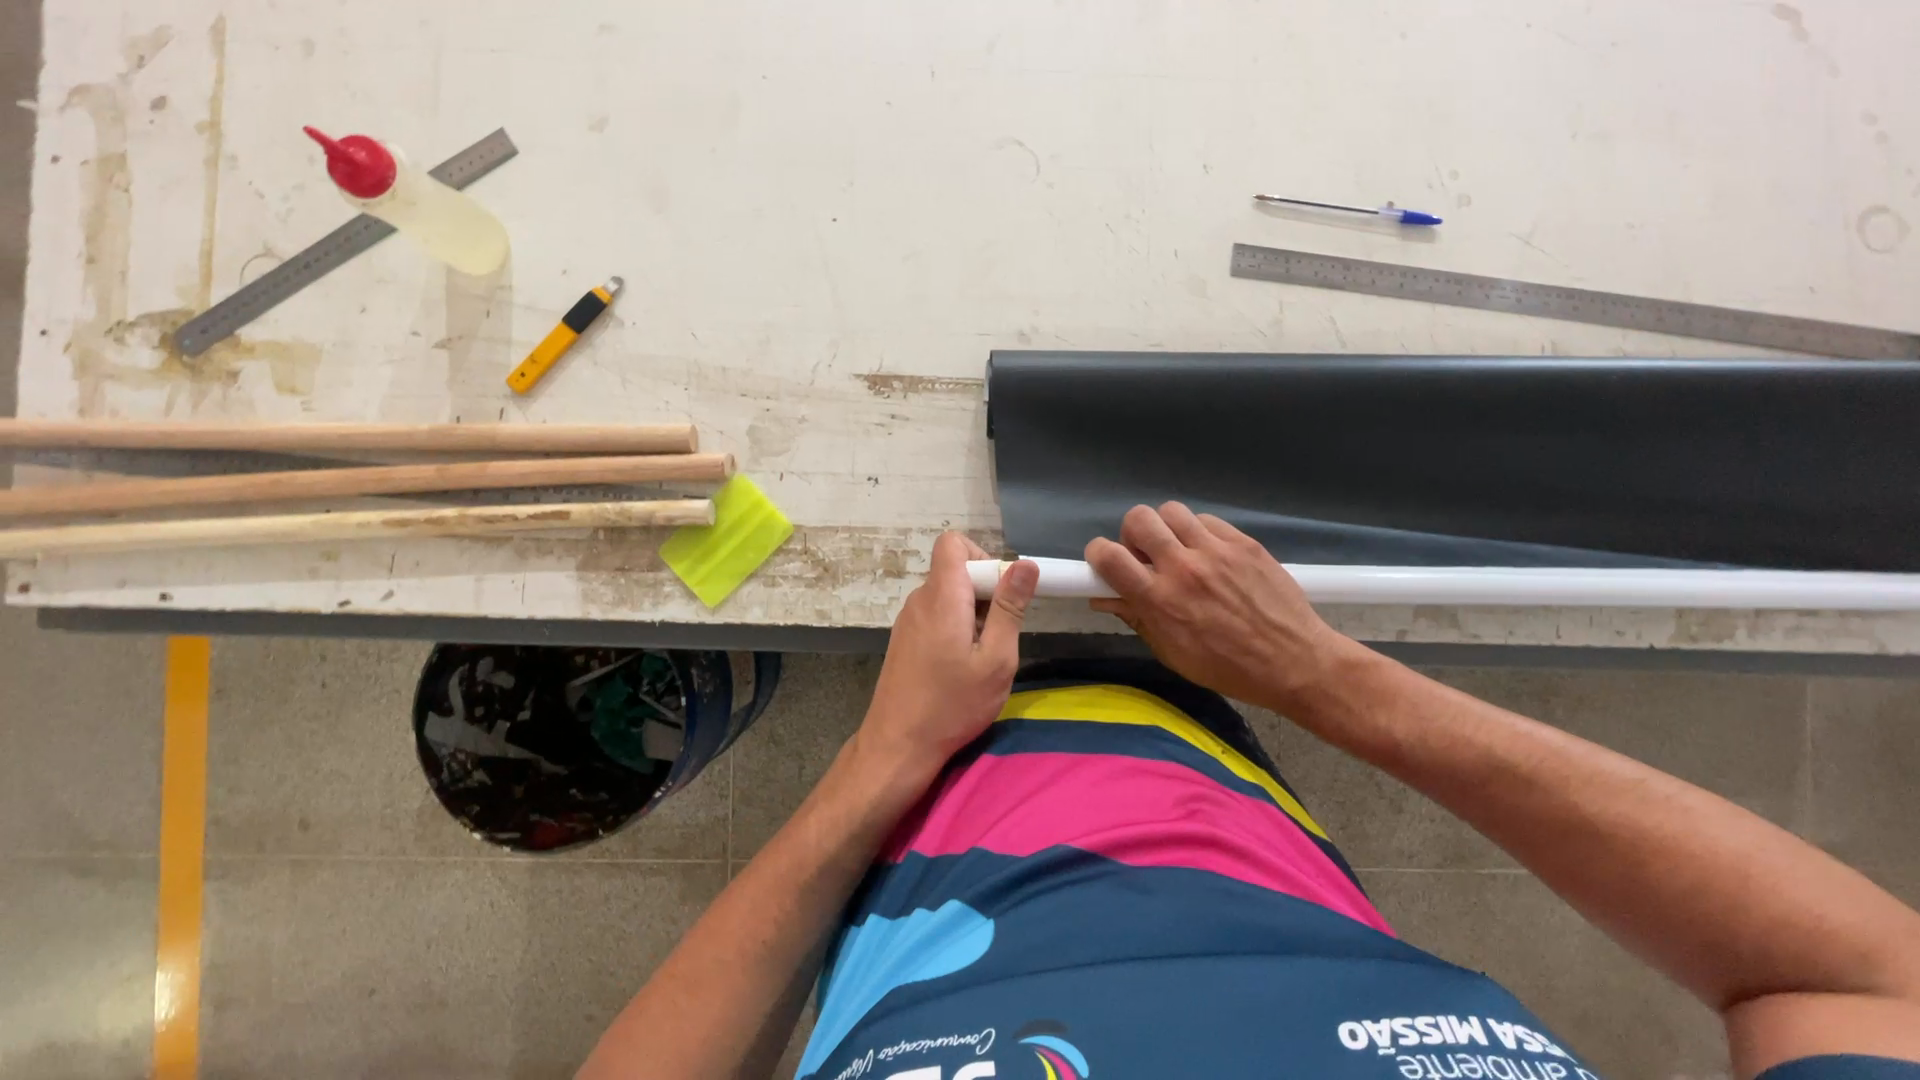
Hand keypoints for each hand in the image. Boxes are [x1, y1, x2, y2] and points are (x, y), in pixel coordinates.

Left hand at [857, 532, 1037, 776]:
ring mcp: (908, 621)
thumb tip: (1025, 565)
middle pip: (955, 570)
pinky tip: (961, 667)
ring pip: (947, 596)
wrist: (898, 744)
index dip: (983, 556)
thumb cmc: (953, 705)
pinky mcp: (904, 640)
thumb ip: (1011, 608)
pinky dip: (955, 629)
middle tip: (1000, 634)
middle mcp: (920, 600)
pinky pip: (936, 616)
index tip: (1003, 592)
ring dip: (972, 614)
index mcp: (942, 596)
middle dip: (985, 592)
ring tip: (982, 657)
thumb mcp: (996, 659)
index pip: (953, 542)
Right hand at [1084, 502, 1353, 710]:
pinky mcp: (1244, 543)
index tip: (1104, 563)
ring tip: (1178, 550)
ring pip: (1171, 511)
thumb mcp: (1172, 652)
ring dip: (1166, 528)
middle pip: (1138, 519)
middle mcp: (1184, 568)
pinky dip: (1198, 532)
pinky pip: (1207, 520)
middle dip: (1133, 535)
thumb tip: (1105, 597)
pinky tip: (1209, 554)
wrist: (1295, 663)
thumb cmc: (1227, 668)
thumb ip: (1137, 618)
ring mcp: (1216, 551)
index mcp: (1160, 601)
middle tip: (1146, 556)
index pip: (1109, 556)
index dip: (1098, 554)